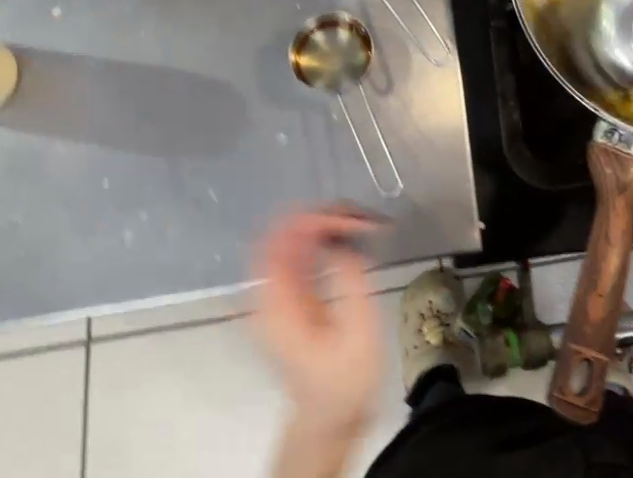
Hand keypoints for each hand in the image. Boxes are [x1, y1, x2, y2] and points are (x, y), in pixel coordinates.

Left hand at [250, 208, 385, 436]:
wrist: (329, 417)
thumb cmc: (344, 381)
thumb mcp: (356, 332)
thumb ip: (350, 280)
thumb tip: (345, 240)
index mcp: (276, 301)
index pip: (283, 237)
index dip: (318, 219)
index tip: (356, 222)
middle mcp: (269, 291)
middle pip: (286, 230)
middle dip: (325, 214)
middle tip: (362, 217)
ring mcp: (278, 291)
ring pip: (294, 236)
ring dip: (327, 222)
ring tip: (363, 221)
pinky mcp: (292, 293)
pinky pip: (302, 250)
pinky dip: (327, 236)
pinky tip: (354, 236)